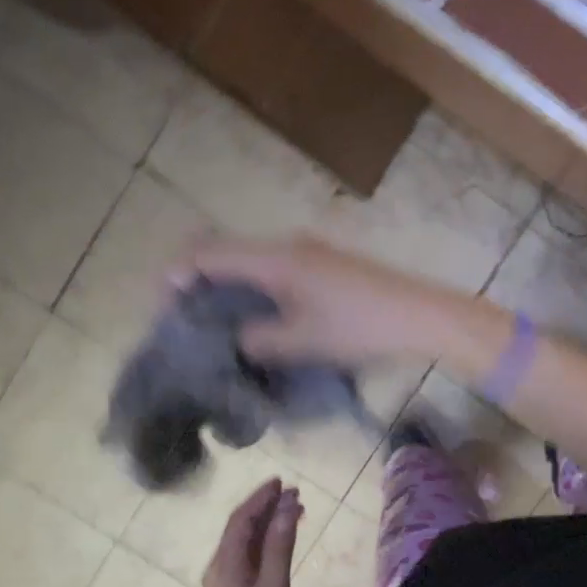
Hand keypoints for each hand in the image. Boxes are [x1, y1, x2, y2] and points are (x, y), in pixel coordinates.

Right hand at [176, 236, 466, 366]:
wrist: (421, 315)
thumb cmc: (361, 327)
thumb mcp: (302, 342)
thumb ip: (258, 341)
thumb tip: (236, 340)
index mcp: (273, 258)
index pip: (204, 253)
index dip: (175, 278)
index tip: (165, 312)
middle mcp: (286, 245)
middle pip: (224, 253)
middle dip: (199, 285)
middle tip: (189, 324)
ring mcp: (309, 252)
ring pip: (251, 263)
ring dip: (229, 289)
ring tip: (221, 328)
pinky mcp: (326, 265)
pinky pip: (275, 271)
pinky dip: (257, 291)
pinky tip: (261, 321)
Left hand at [201, 479, 303, 586]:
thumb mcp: (274, 586)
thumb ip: (280, 545)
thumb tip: (287, 507)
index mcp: (224, 562)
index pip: (240, 518)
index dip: (261, 497)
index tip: (283, 481)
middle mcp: (217, 567)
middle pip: (239, 528)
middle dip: (265, 508)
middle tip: (296, 494)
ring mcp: (221, 583)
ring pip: (243, 543)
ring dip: (266, 524)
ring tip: (294, 513)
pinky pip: (245, 557)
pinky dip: (264, 543)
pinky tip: (280, 544)